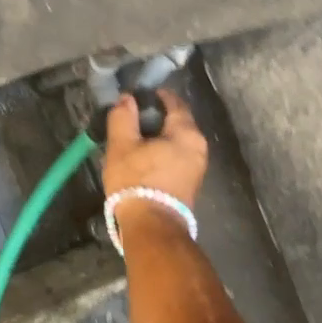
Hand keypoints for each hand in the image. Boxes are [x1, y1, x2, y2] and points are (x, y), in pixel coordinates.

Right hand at [102, 89, 207, 209]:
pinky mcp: (191, 184)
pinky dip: (163, 153)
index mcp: (186, 133)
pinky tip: (144, 159)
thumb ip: (123, 118)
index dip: (157, 96)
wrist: (151, 226)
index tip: (139, 96)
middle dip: (157, 117)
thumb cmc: (137, 181)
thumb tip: (127, 99)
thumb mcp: (122, 146)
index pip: (175, 103)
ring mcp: (198, 167)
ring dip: (159, 137)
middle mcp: (199, 147)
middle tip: (133, 118)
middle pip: (178, 122)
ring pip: (177, 142)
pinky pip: (177, 157)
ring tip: (135, 140)